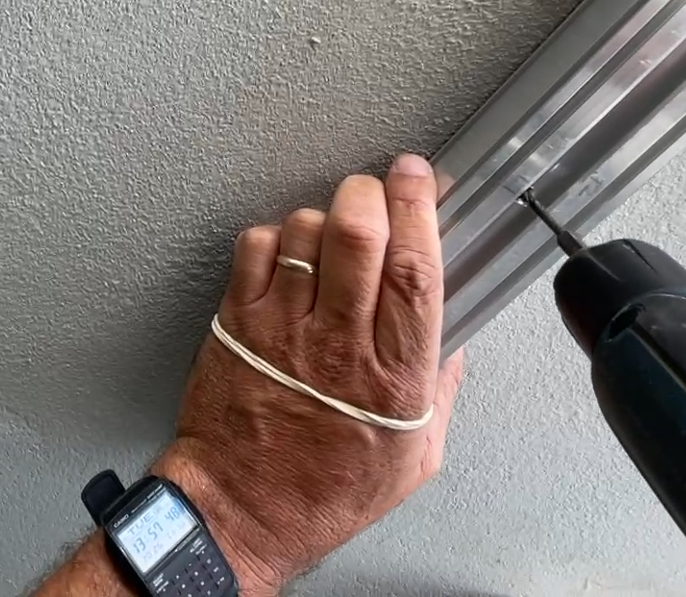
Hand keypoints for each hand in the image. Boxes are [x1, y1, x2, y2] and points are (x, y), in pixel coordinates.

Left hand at [151, 154, 464, 593]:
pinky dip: (273, 237)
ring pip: (303, 232)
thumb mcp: (415, 456)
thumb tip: (449, 332)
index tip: (418, 179)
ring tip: (325, 241)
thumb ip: (439, 388)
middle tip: (371, 191)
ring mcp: (280, 326)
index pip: (414, 272)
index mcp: (394, 378)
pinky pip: (256, 246)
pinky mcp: (236, 319)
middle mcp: (337, 344)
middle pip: (356, 235)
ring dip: (319, 219)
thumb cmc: (324, 487)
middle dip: (366, 193)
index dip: (419, 212)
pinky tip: (283, 261)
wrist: (241, 504)